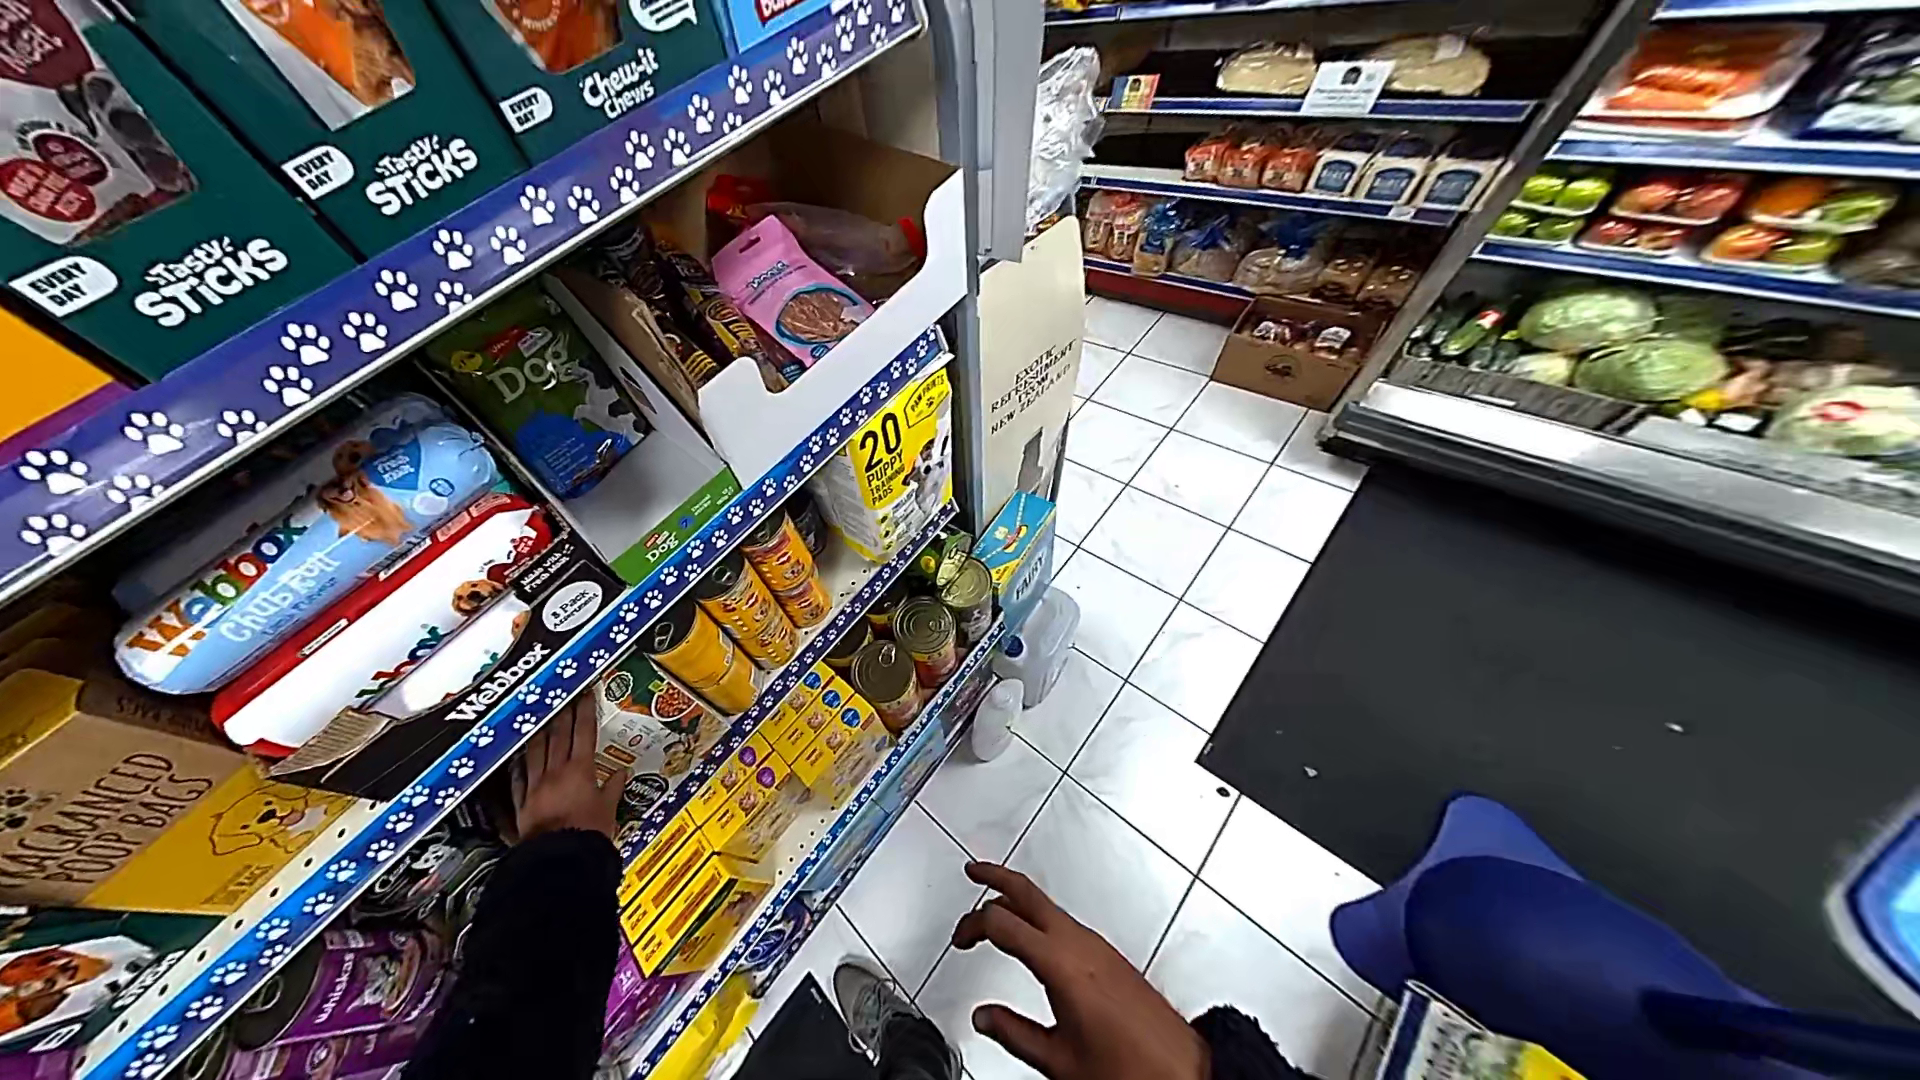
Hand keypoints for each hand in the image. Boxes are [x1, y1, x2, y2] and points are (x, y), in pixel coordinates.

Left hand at [510, 697, 625, 841]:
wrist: (558, 858)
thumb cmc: (586, 834)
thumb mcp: (608, 808)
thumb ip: (612, 788)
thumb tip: (620, 776)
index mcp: (580, 770)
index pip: (584, 732)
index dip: (585, 711)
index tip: (586, 695)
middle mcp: (556, 773)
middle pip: (559, 736)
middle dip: (563, 714)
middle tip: (565, 698)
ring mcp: (536, 786)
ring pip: (536, 751)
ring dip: (540, 732)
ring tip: (542, 718)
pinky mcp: (522, 803)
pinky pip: (518, 778)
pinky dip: (519, 765)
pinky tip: (518, 757)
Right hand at [951, 862, 1208, 1079]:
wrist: (1182, 1068)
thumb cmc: (1130, 1067)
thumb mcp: (1060, 1061)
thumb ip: (1015, 1033)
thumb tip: (984, 1017)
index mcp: (1059, 962)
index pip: (1003, 922)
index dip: (973, 924)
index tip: (960, 938)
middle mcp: (1076, 941)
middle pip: (1027, 890)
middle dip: (995, 874)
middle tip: (972, 871)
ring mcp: (1093, 941)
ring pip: (1045, 902)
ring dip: (1016, 897)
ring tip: (994, 905)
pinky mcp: (1104, 950)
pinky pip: (1061, 918)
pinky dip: (1037, 913)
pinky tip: (1031, 932)